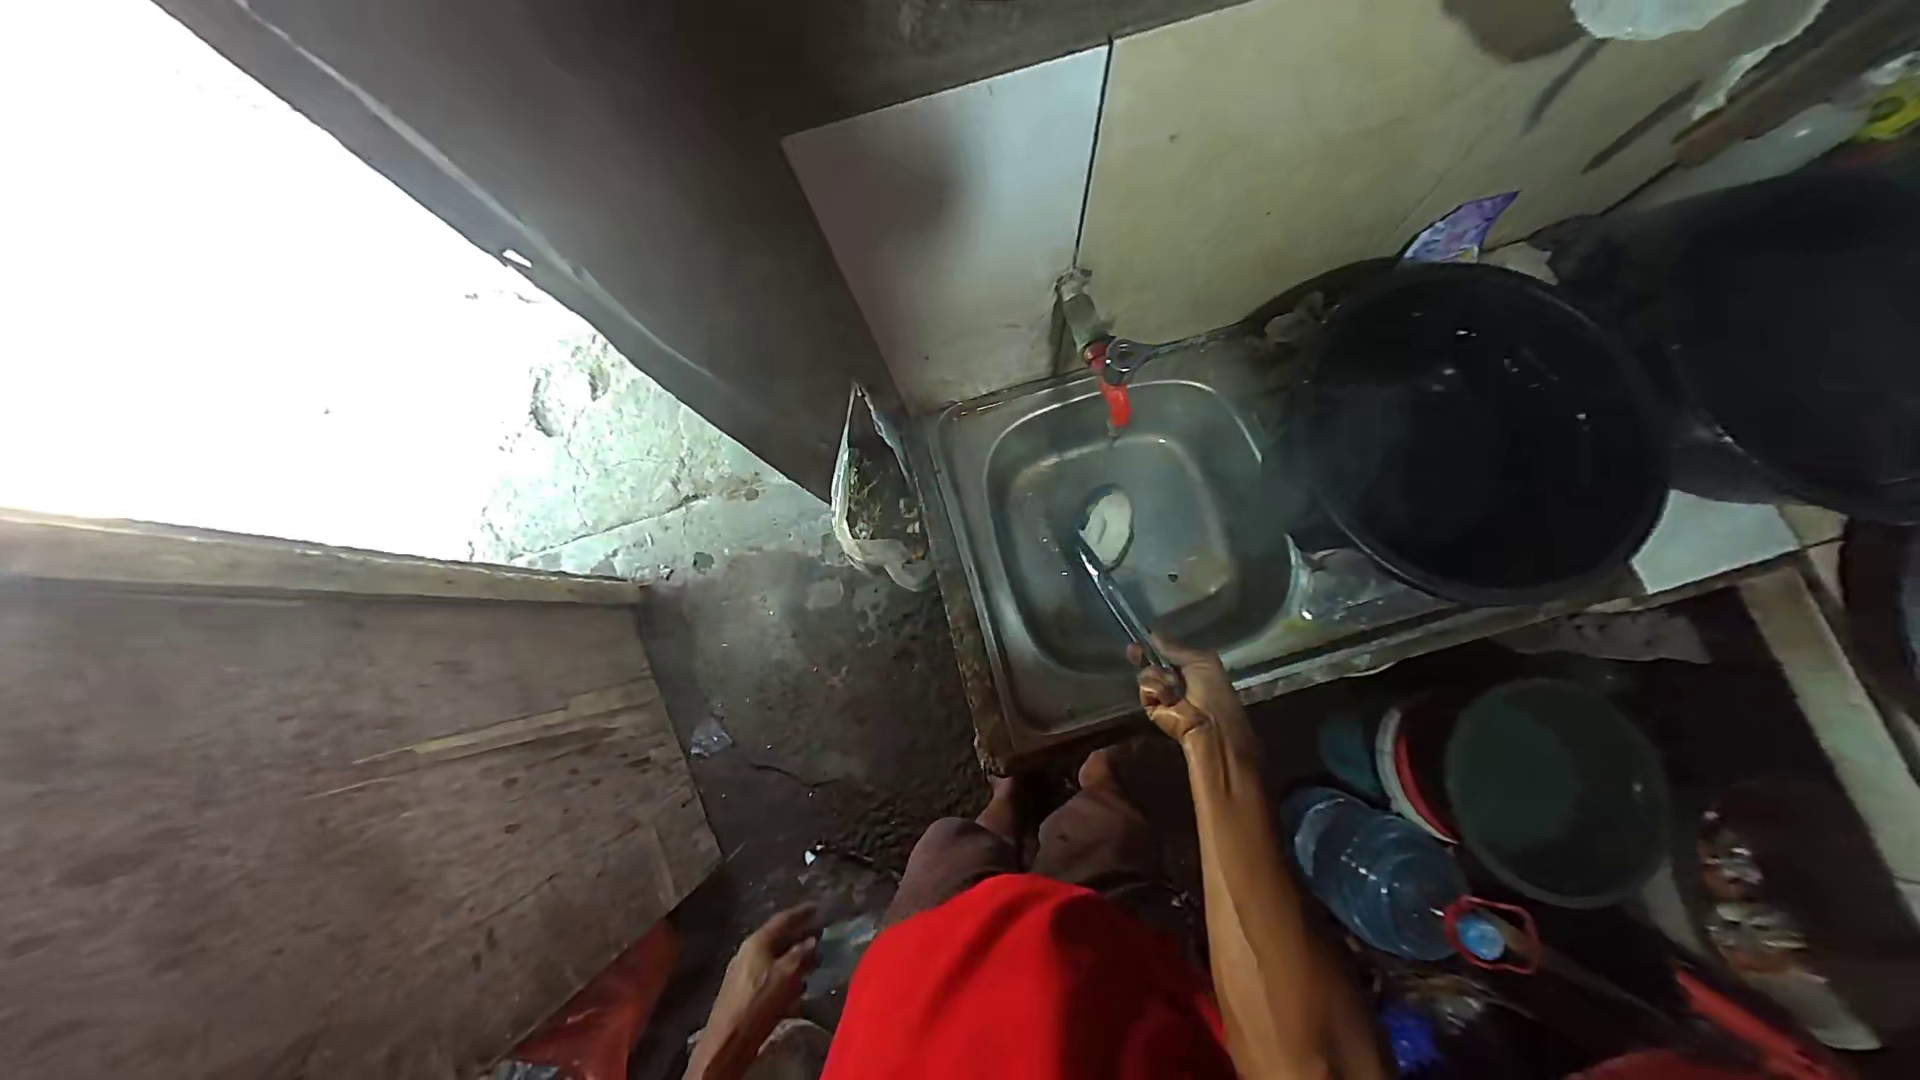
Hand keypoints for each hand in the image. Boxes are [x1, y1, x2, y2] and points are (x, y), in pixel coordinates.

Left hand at [685, 904, 818, 1079]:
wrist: (727, 1043)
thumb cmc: (759, 1002)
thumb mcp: (786, 974)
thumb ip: (801, 954)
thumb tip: (812, 940)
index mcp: (757, 942)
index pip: (782, 919)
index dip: (801, 913)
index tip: (816, 907)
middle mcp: (748, 953)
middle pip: (779, 939)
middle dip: (800, 937)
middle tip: (820, 935)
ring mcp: (744, 973)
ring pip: (775, 959)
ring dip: (795, 959)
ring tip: (814, 961)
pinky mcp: (744, 994)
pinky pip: (770, 976)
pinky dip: (786, 977)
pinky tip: (799, 987)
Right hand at [1132, 638, 1247, 744]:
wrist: (1210, 723)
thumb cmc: (1212, 690)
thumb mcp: (1201, 660)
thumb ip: (1176, 647)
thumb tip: (1154, 633)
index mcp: (1187, 667)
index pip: (1165, 652)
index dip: (1153, 645)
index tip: (1142, 638)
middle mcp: (1172, 678)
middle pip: (1149, 661)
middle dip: (1142, 654)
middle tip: (1134, 650)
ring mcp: (1159, 692)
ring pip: (1146, 672)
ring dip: (1160, 676)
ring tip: (1174, 688)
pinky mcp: (1150, 704)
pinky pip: (1146, 686)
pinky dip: (1157, 689)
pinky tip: (1168, 699)